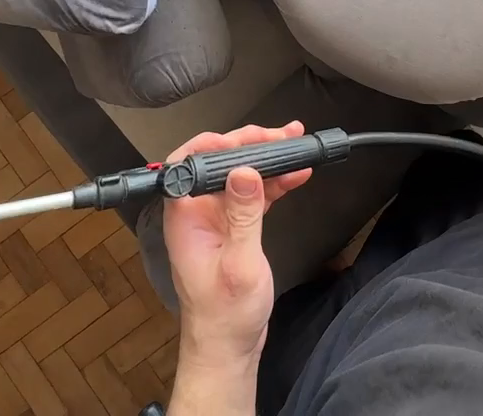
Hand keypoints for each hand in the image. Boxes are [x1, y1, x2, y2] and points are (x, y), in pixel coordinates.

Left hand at [163, 122, 312, 394]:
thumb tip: (245, 172)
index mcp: (185, 217)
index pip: (188, 164)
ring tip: (296, 141)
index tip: (243, 138)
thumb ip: (242, 216)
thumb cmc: (225, 316)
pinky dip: (275, 180)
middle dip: (251, 143)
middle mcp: (198, 211)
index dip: (213, 144)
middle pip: (220, 162)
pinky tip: (297, 173)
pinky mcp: (235, 224)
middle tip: (282, 135)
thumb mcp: (238, 265)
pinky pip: (254, 192)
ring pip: (240, 173)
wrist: (231, 348)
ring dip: (268, 157)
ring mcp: (217, 217)